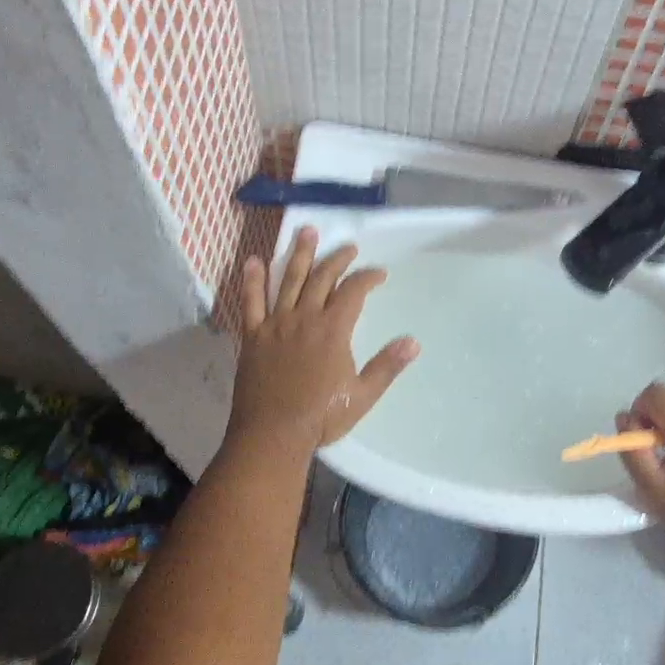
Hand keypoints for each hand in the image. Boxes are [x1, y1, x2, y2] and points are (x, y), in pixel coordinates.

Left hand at [229, 227, 419, 451]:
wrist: (273, 432)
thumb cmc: (321, 417)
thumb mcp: (362, 395)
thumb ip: (387, 366)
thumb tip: (413, 342)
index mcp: (333, 330)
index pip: (354, 291)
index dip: (368, 277)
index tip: (379, 273)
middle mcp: (305, 318)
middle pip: (322, 278)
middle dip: (337, 259)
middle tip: (348, 247)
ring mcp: (276, 324)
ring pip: (289, 281)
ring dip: (300, 255)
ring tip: (307, 232)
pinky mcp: (253, 336)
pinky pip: (251, 301)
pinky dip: (252, 280)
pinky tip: (254, 261)